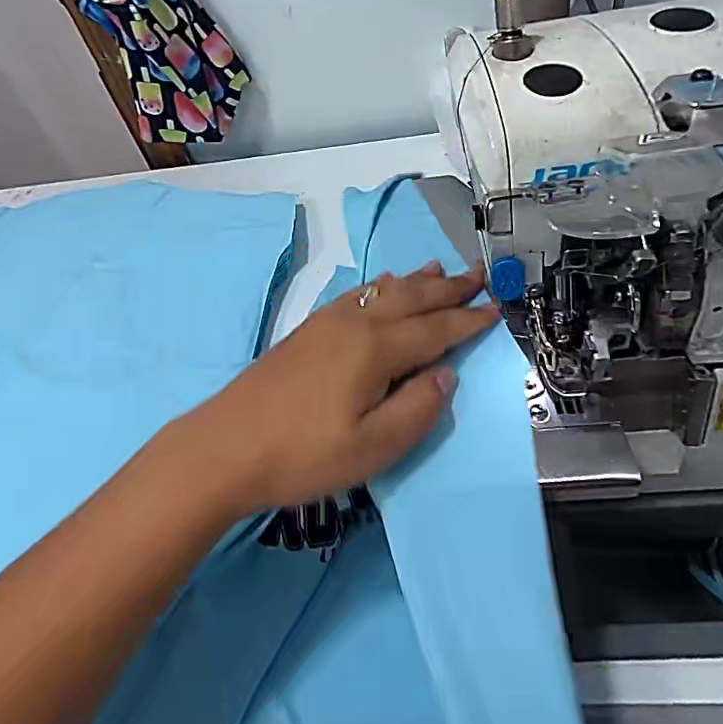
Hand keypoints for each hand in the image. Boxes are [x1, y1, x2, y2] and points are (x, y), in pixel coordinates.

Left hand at [169, 262, 498, 513]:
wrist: (226, 445)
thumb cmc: (303, 454)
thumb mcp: (372, 448)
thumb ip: (418, 409)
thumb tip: (446, 373)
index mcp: (376, 348)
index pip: (436, 329)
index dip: (468, 320)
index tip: (496, 308)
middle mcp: (356, 322)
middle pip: (413, 298)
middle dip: (449, 288)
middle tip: (479, 274)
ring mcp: (328, 321)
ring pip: (385, 290)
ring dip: (417, 280)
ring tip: (441, 268)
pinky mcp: (310, 328)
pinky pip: (358, 293)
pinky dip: (382, 285)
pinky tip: (385, 283)